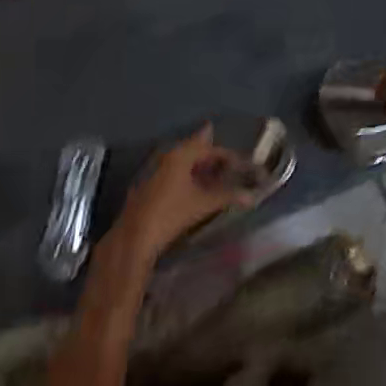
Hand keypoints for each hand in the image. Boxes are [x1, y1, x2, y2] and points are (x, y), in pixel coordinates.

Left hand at [111, 125, 260, 262]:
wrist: (134, 238)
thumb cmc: (171, 214)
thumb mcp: (204, 204)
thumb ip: (228, 196)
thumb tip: (251, 196)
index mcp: (179, 156)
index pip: (209, 148)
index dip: (228, 155)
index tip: (243, 164)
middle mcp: (166, 158)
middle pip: (195, 152)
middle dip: (214, 158)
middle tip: (233, 167)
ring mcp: (155, 171)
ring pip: (183, 164)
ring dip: (201, 169)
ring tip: (220, 178)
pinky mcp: (149, 186)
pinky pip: (175, 175)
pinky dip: (189, 178)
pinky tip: (198, 191)